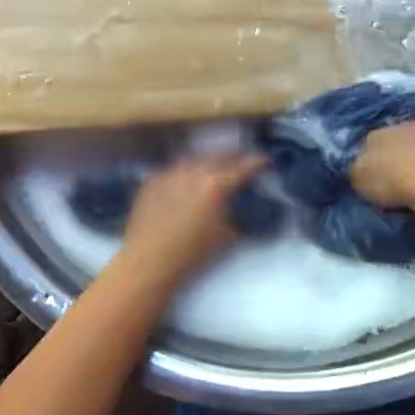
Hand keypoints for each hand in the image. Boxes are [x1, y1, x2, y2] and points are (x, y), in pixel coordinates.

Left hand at [118, 152, 265, 281]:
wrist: (149, 259)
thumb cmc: (191, 252)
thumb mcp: (224, 235)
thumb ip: (234, 214)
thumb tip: (236, 207)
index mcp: (216, 184)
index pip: (243, 167)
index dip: (258, 162)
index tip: (266, 161)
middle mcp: (193, 171)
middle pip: (219, 155)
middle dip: (234, 157)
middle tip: (242, 161)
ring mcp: (170, 172)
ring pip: (195, 158)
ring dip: (208, 161)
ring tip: (214, 167)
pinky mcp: (153, 179)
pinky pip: (174, 169)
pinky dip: (186, 172)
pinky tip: (186, 182)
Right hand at [350, 122, 414, 209]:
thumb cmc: (394, 183)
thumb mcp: (360, 181)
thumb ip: (356, 170)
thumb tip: (358, 165)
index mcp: (375, 135)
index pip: (368, 143)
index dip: (372, 159)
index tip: (377, 175)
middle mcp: (400, 125)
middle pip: (395, 138)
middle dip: (397, 152)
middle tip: (400, 174)